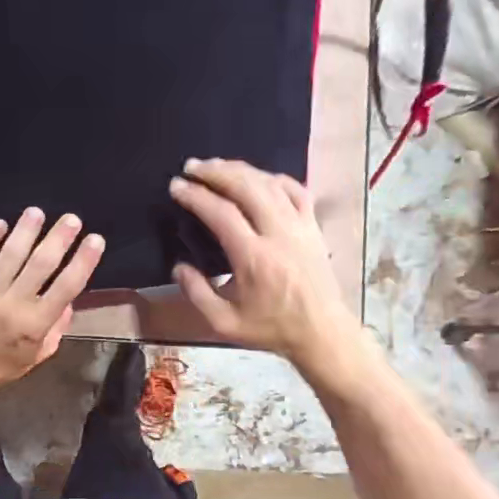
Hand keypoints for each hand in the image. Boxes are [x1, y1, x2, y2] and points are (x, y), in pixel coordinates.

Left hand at [0, 207, 104, 394]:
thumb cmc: (4, 362)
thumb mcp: (40, 353)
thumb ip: (58, 326)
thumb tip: (70, 298)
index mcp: (35, 324)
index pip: (66, 286)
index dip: (83, 260)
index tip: (95, 240)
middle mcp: (12, 305)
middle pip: (41, 263)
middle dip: (59, 237)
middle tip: (71, 219)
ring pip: (10, 253)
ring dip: (26, 229)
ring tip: (36, 212)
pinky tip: (0, 224)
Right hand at [168, 158, 369, 380]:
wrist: (321, 333)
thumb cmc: (270, 328)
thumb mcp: (223, 322)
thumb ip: (196, 292)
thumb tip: (178, 265)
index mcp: (254, 257)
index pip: (221, 213)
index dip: (196, 196)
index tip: (176, 187)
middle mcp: (278, 234)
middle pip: (247, 187)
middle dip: (216, 172)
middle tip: (191, 167)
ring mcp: (300, 227)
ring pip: (270, 184)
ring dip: (241, 170)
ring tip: (216, 165)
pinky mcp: (313, 227)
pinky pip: (296, 190)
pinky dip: (273, 178)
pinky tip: (257, 177)